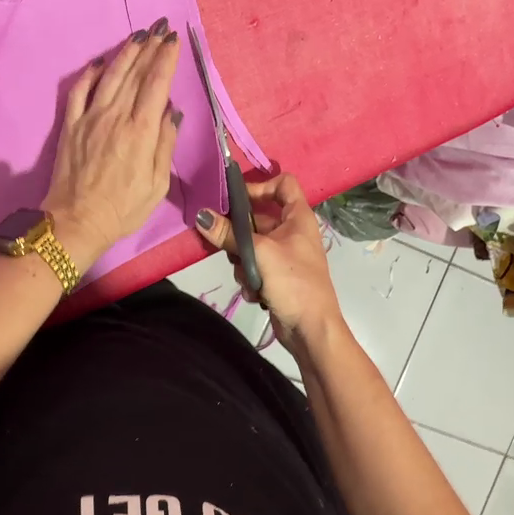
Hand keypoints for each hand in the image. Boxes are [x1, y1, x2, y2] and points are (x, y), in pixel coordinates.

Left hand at [42, 18, 182, 269]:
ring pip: (110, 76)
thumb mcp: (157, 184)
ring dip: (125, 53)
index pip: (156, 84)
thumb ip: (165, 144)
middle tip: (160, 27)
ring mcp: (90, 117)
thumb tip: (172, 111)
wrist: (75, 222)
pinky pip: (79, 91)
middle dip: (150, 48)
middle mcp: (116, 116)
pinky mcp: (71, 124)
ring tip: (138, 35)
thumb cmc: (123, 208)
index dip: (166, 59)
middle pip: (135, 73)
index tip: (173, 40)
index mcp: (141, 131)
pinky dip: (90, 73)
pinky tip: (100, 61)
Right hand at [194, 172, 343, 345]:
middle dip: (240, 234)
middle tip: (224, 243)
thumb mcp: (259, 254)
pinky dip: (250, 277)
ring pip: (251, 245)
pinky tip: (254, 292)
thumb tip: (201, 215)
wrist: (312, 331)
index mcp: (298, 217)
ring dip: (243, 261)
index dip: (261, 186)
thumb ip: (229, 234)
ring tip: (247, 275)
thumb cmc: (294, 282)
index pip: (283, 183)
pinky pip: (254, 266)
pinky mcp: (277, 276)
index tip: (237, 200)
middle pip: (258, 217)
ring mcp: (284, 255)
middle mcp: (292, 231)